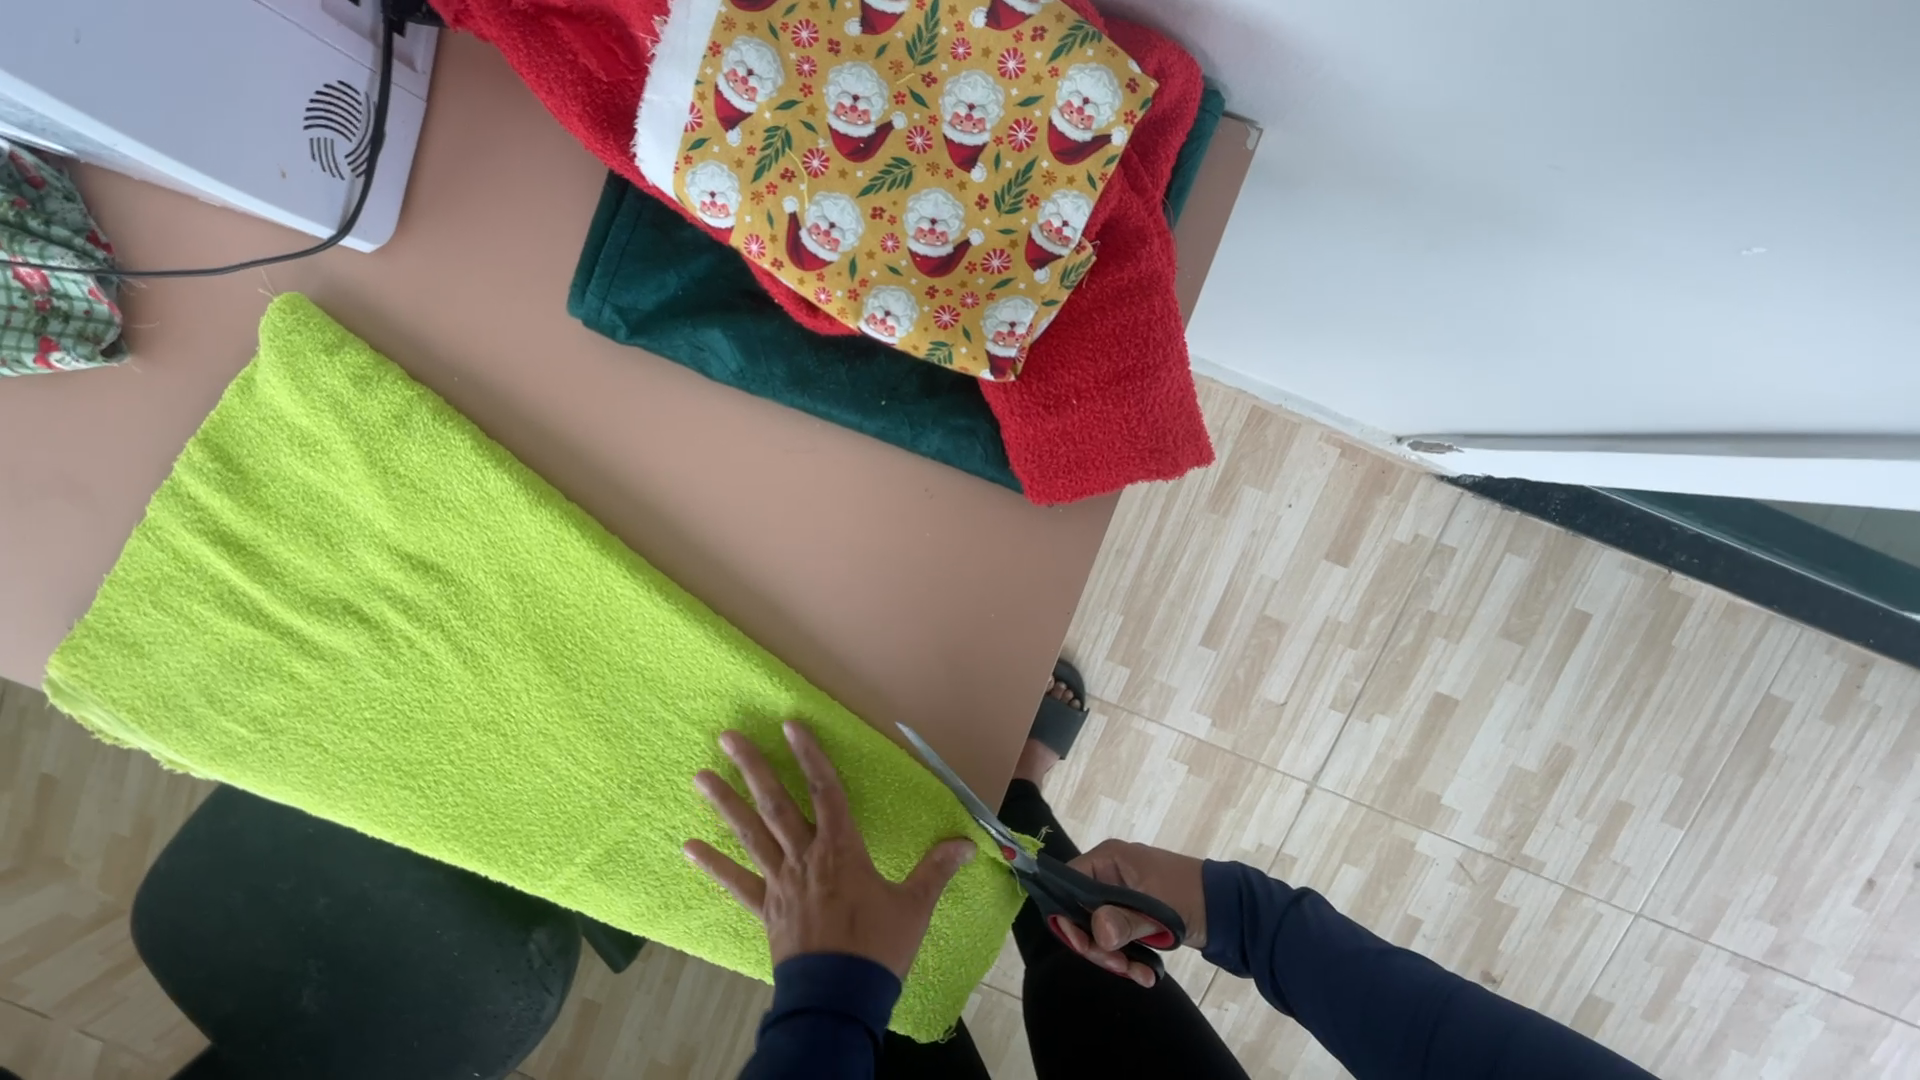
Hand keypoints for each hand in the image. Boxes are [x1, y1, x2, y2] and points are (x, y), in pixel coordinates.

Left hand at [683, 721, 975, 978]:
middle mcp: (805, 856)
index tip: (790, 724)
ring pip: (750, 835)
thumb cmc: (878, 948)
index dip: (810, 755)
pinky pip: (736, 884)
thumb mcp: (915, 906)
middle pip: (776, 804)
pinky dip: (713, 865)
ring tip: (700, 777)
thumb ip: (936, 869)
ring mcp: (780, 883)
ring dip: (725, 804)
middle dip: (754, 768)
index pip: (825, 790)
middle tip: (729, 737)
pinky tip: (688, 847)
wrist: (839, 1001)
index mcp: (841, 849)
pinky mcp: (766, 911)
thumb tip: (967, 844)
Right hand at [1057, 840, 1207, 986]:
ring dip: (1114, 956)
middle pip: (1081, 910)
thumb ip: (1124, 920)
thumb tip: (1097, 933)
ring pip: (1099, 929)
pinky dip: (1128, 957)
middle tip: (1117, 966)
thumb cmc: (1189, 896)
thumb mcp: (1157, 909)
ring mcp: (1121, 895)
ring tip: (1137, 974)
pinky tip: (1146, 974)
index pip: (1069, 882)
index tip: (1083, 944)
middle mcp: (1110, 874)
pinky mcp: (1133, 915)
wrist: (1229, 909)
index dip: (1068, 913)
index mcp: (1109, 859)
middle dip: (1096, 943)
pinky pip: (1117, 937)